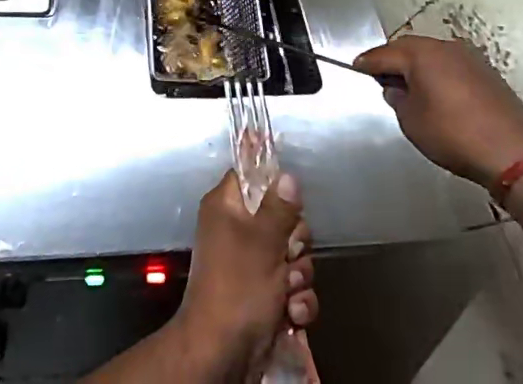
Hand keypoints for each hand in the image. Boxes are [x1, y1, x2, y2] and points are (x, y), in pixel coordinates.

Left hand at [170, 169, 316, 378]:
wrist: (225, 347)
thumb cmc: (238, 285)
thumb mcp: (262, 241)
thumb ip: (278, 208)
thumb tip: (288, 175)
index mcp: (225, 206)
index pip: (251, 178)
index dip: (274, 189)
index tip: (287, 206)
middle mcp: (236, 229)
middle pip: (281, 219)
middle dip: (295, 245)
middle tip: (286, 257)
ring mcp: (250, 261)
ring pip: (292, 256)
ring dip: (298, 278)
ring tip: (286, 292)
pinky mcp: (265, 291)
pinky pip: (294, 287)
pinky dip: (297, 302)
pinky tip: (291, 314)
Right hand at [353, 35, 522, 187]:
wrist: (519, 158)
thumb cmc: (454, 135)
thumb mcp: (410, 120)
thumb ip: (397, 98)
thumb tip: (397, 89)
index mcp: (422, 54)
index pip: (383, 54)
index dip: (366, 63)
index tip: (355, 68)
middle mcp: (446, 49)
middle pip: (408, 48)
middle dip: (392, 61)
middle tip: (381, 79)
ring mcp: (472, 61)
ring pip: (433, 56)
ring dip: (418, 67)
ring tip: (410, 88)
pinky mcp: (490, 76)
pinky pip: (452, 67)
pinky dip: (439, 75)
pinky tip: (437, 94)